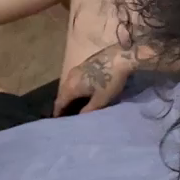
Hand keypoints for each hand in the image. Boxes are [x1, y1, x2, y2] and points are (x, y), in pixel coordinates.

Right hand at [56, 43, 176, 115]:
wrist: (120, 57)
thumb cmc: (110, 80)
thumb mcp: (100, 100)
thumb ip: (87, 111)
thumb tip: (79, 118)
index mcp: (70, 87)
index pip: (59, 103)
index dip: (58, 114)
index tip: (60, 123)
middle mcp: (69, 77)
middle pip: (62, 94)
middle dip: (64, 105)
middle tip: (68, 116)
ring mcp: (77, 69)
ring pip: (69, 86)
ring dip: (70, 96)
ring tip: (76, 106)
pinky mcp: (84, 64)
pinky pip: (75, 80)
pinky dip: (76, 88)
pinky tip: (84, 93)